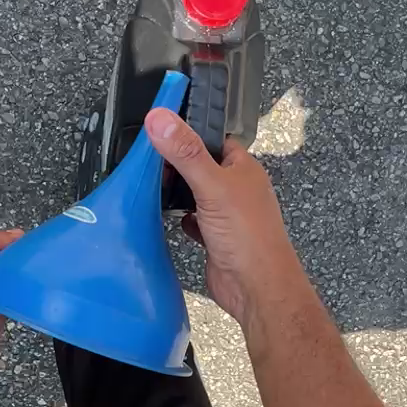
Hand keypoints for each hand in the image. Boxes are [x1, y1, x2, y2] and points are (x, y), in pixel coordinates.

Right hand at [144, 108, 307, 328]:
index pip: (214, 140)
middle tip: (151, 162)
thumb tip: (159, 118)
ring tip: (154, 188)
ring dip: (178, 195)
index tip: (160, 130)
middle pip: (201, 167)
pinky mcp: (216, 238)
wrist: (256, 288)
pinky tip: (171, 221)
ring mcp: (227, 215)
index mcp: (243, 169)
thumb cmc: (247, 235)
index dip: (190, 134)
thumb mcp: (212, 185)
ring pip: (196, 195)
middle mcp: (237, 189)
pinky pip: (194, 222)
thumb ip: (185, 151)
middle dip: (178, 167)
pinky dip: (182, 220)